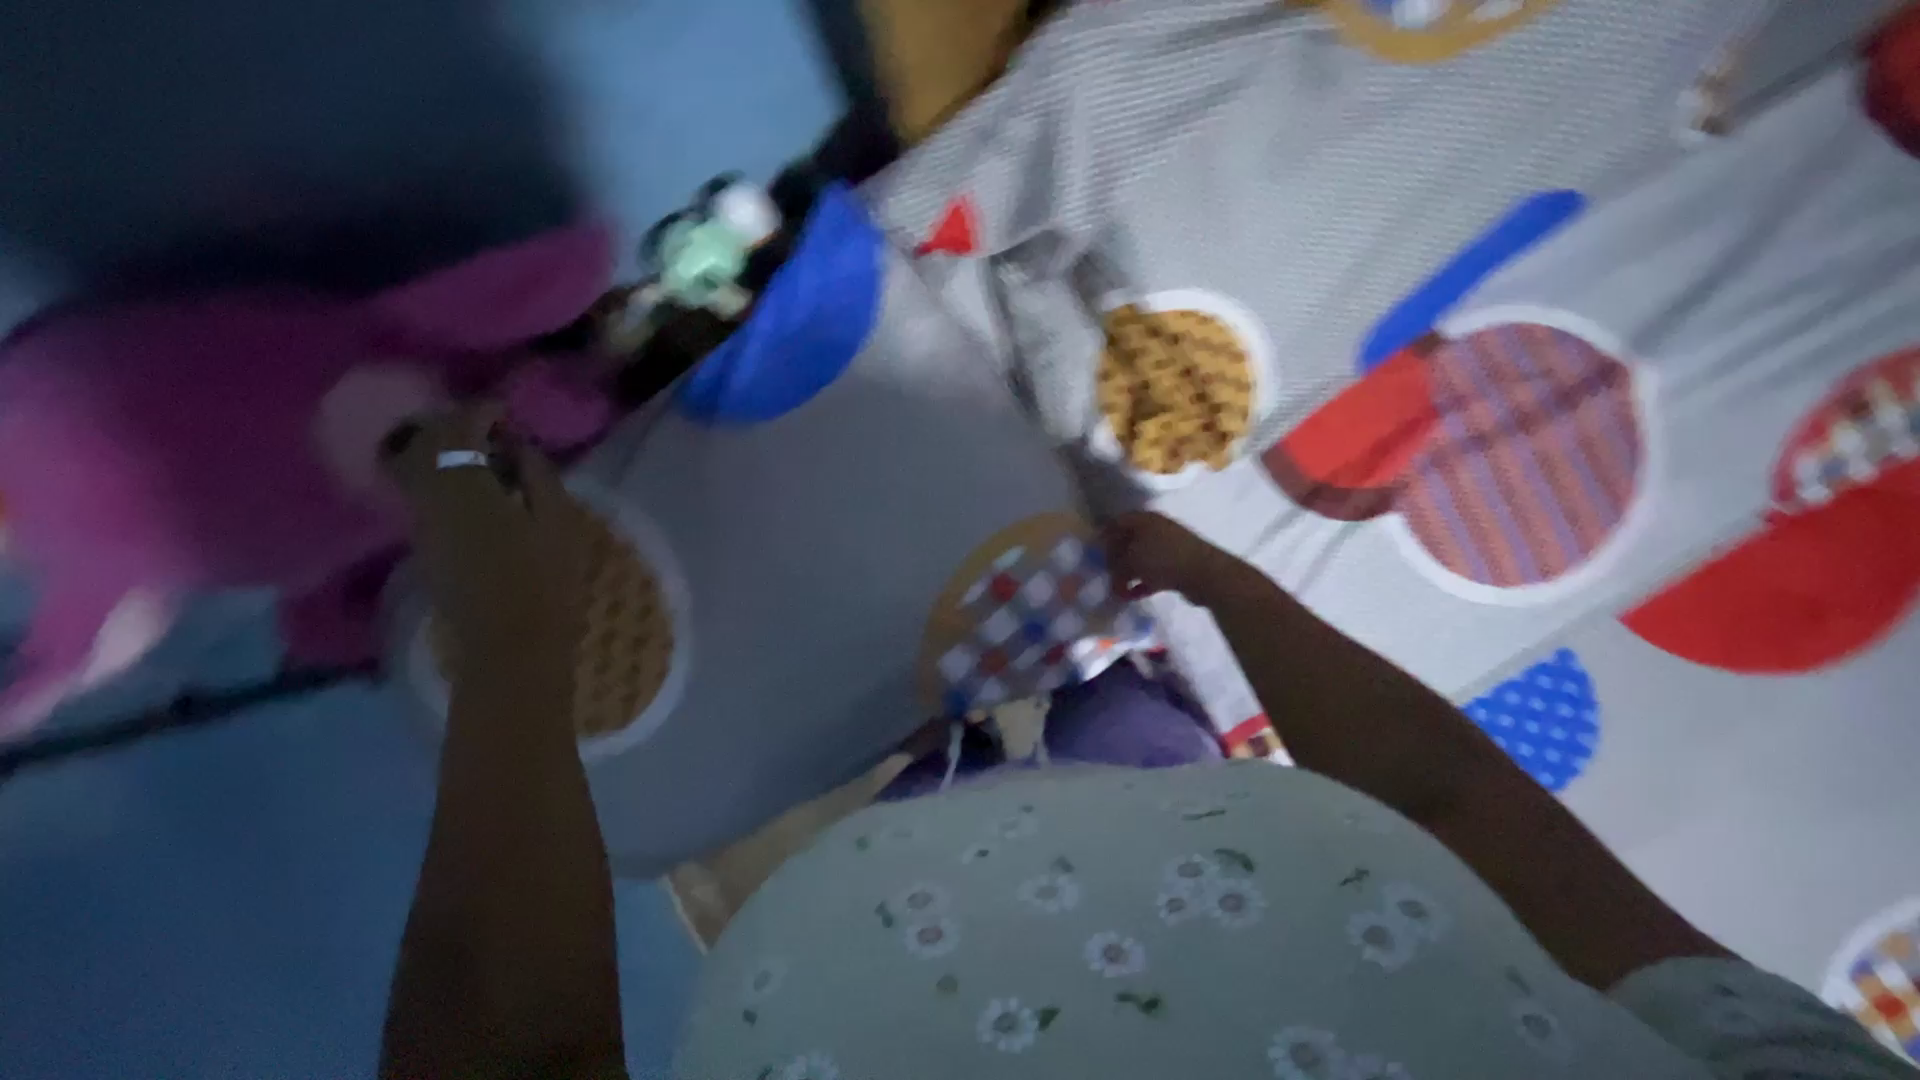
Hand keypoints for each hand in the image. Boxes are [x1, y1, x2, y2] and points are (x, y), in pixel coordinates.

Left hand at [382, 407, 584, 664]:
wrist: (511, 644)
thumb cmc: (545, 580)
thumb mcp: (558, 521)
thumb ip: (537, 474)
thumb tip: (517, 447)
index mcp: (464, 485)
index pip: (457, 427)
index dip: (480, 411)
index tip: (505, 411)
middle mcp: (429, 497)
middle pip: (420, 443)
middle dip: (450, 427)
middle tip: (487, 430)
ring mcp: (420, 524)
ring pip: (415, 469)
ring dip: (443, 453)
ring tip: (483, 461)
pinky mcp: (423, 547)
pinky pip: (423, 495)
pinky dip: (443, 480)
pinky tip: (477, 494)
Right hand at [1101, 511, 1250, 607]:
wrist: (1206, 574)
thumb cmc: (1163, 559)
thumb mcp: (1131, 560)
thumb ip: (1115, 565)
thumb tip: (1111, 572)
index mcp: (1144, 519)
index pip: (1116, 522)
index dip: (1103, 536)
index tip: (1093, 553)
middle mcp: (1156, 529)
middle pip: (1128, 542)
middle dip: (1114, 560)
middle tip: (1104, 575)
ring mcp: (1168, 548)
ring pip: (1140, 559)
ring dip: (1127, 575)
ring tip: (1117, 591)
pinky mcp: (1177, 566)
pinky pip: (1153, 573)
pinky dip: (1142, 583)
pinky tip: (1132, 596)